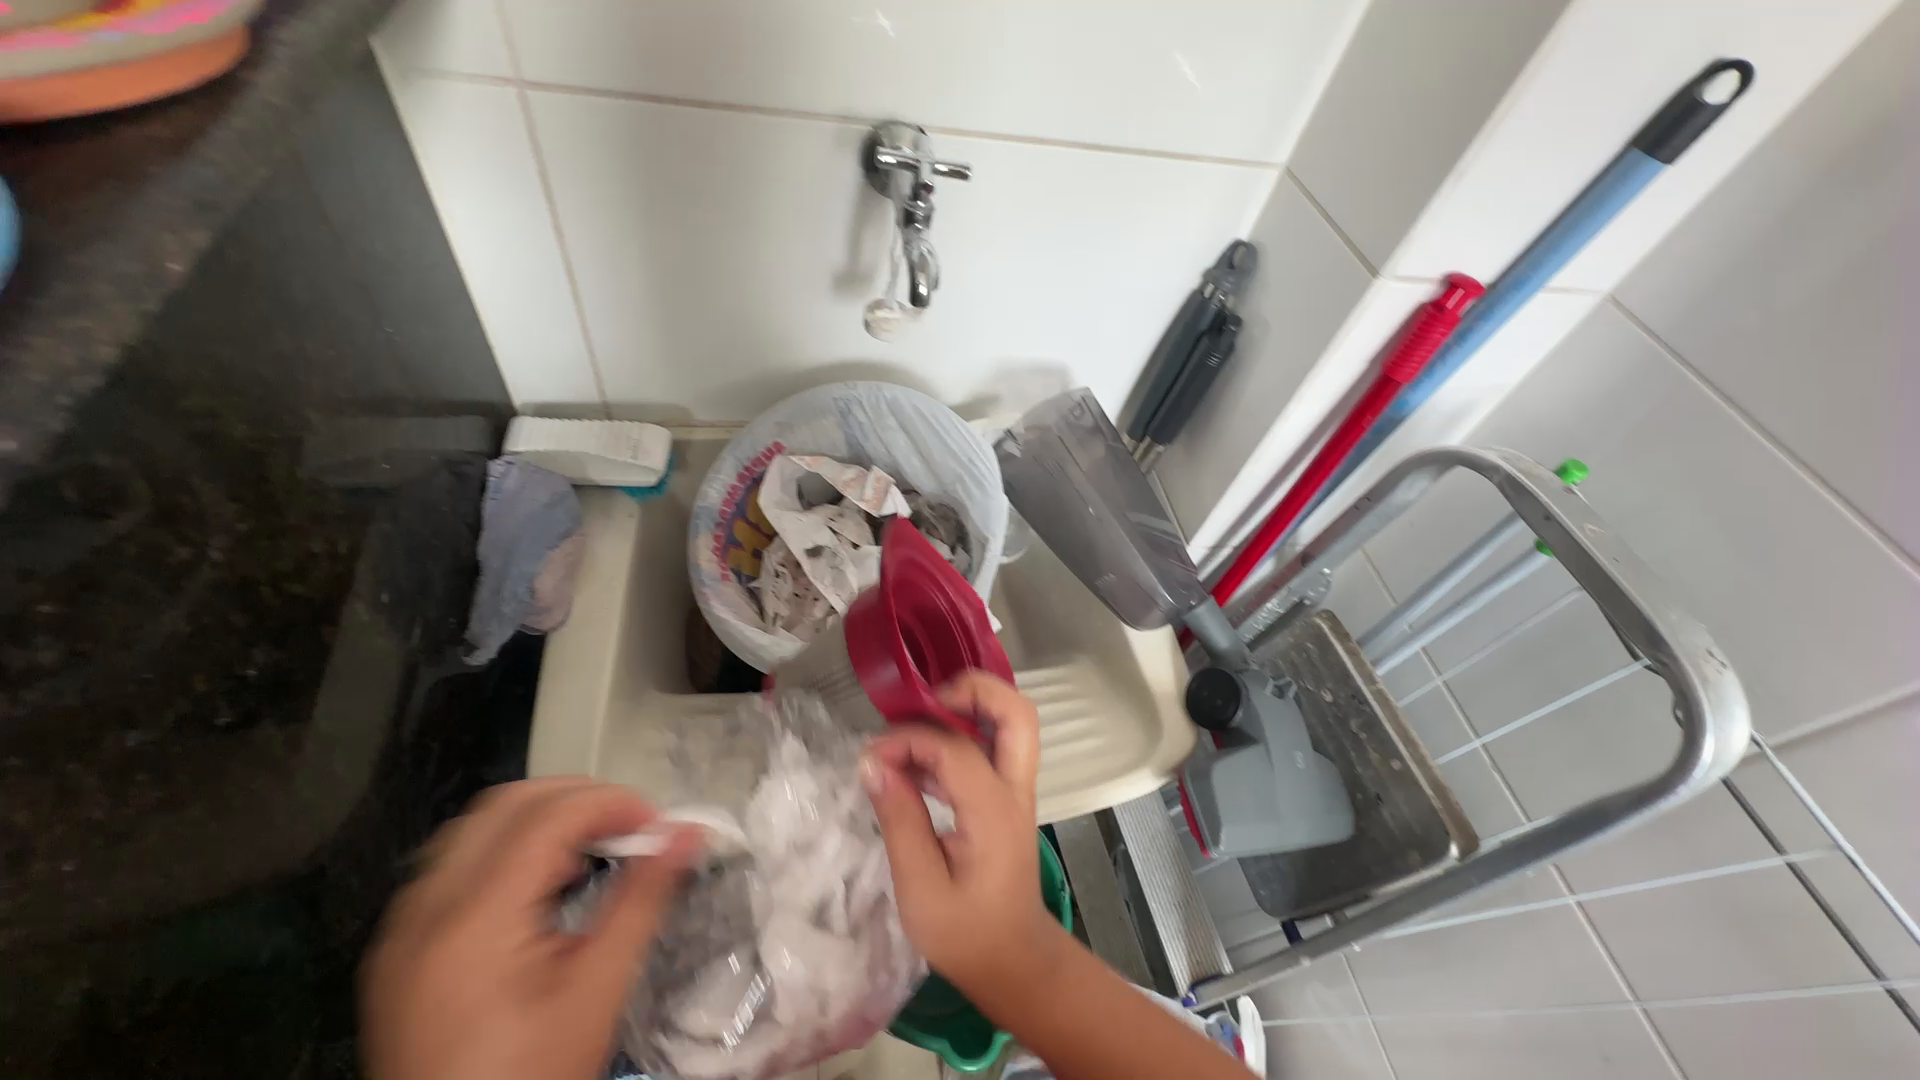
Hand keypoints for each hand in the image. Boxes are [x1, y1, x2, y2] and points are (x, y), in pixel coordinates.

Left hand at [361, 777, 702, 1079]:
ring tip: (593, 851)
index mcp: (476, 918)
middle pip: (505, 803)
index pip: (549, 815)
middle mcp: (427, 907)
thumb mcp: (599, 989)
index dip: (612, 803)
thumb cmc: (534, 1073)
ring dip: (540, 819)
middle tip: (629, 829)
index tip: (659, 827)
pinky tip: (542, 886)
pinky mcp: (398, 949)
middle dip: (577, 799)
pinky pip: (452, 866)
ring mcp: (403, 928)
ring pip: (474, 827)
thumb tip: (688, 833)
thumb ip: (643, 899)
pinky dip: (505, 850)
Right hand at [860, 672, 1062, 995]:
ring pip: (1010, 723)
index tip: (871, 759)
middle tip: (922, 704)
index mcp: (994, 812)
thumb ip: (900, 819)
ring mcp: (1016, 791)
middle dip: (971, 691)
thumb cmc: (965, 933)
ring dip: (966, 709)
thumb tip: (873, 763)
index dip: (908, 741)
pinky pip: (992, 747)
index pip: (954, 749)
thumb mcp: (920, 887)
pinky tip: (919, 763)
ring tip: (913, 728)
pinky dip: (960, 737)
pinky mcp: (1006, 798)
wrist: (1012, 961)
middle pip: (1015, 711)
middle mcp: (1015, 789)